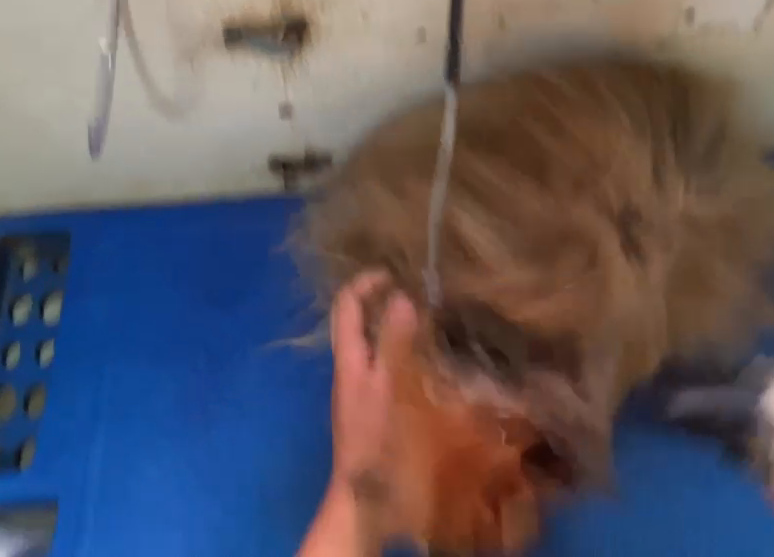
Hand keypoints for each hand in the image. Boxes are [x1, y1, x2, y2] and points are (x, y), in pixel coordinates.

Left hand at [329, 271, 417, 500]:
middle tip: (414, 289)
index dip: (365, 283)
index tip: (393, 272)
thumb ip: (393, 344)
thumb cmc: (374, 440)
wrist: (364, 500)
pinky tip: (426, 357)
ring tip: (425, 315)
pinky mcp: (373, 407)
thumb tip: (401, 296)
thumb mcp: (386, 388)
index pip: (346, 305)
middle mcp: (350, 368)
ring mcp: (361, 389)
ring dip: (391, 324)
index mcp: (349, 359)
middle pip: (356, 321)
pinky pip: (383, 364)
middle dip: (378, 299)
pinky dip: (400, 349)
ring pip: (370, 342)